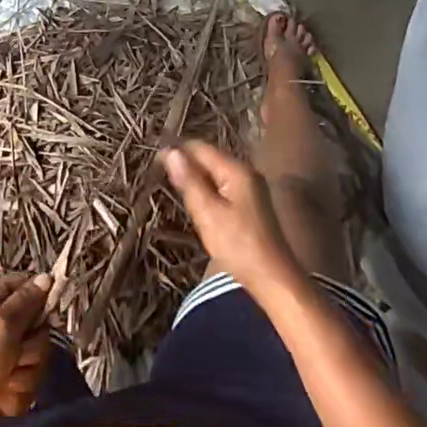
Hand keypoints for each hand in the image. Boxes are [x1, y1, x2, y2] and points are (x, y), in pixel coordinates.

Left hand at [0, 273, 53, 426]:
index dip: (41, 298)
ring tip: (0, 383)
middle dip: (32, 346)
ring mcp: (0, 358)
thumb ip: (28, 301)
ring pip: (36, 359)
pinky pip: (28, 385)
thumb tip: (47, 276)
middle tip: (13, 355)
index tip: (48, 311)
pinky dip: (14, 394)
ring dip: (23, 374)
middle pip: (38, 326)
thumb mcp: (0, 324)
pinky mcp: (3, 388)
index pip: (27, 285)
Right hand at [161, 140, 302, 292]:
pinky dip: (207, 192)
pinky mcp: (250, 205)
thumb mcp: (207, 212)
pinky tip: (196, 204)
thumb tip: (171, 152)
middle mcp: (246, 173)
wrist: (272, 278)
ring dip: (195, 179)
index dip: (177, 152)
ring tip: (173, 188)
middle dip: (186, 165)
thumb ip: (189, 181)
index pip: (201, 148)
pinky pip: (223, 188)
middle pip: (210, 159)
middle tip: (160, 177)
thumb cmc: (238, 245)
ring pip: (215, 175)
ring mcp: (251, 189)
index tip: (154, 163)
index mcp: (237, 171)